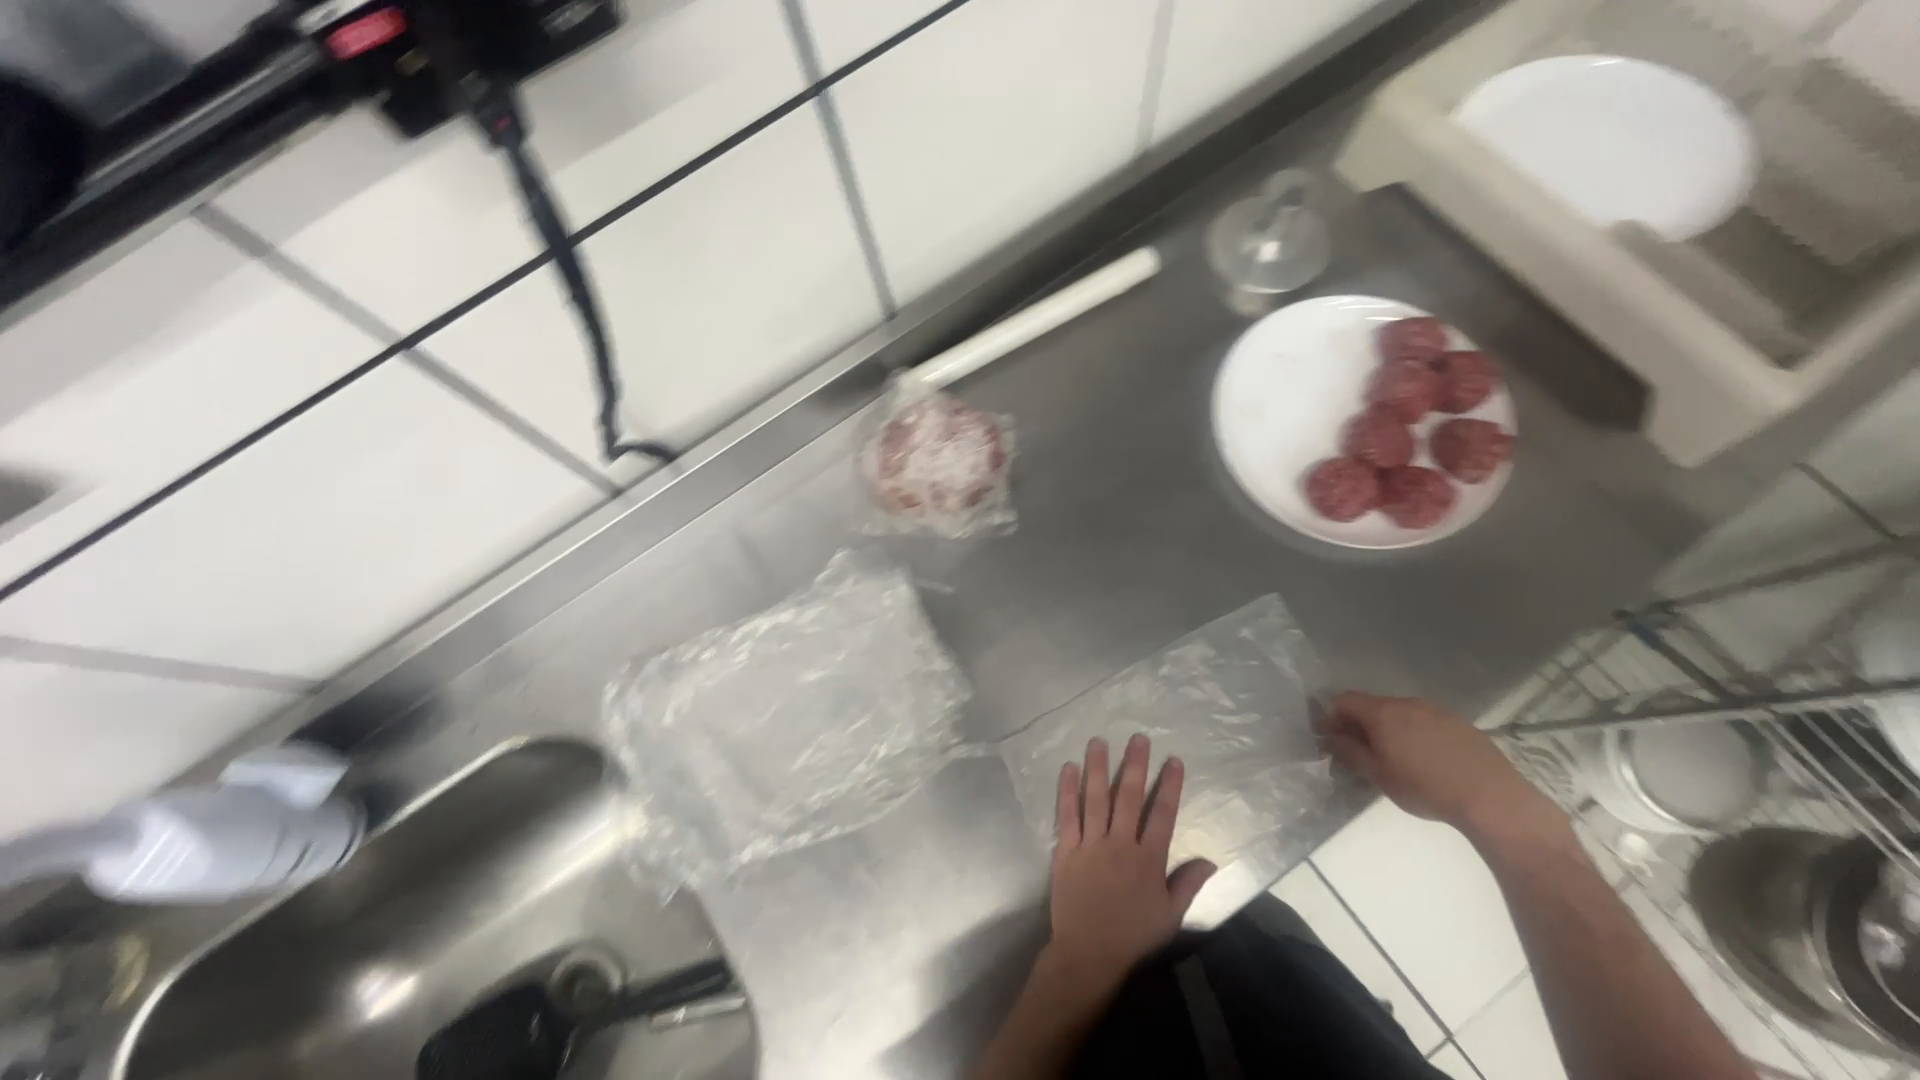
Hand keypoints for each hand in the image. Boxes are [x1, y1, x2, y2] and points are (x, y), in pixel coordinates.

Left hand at [1044, 735, 1216, 996]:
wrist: (1089, 953)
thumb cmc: (1133, 935)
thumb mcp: (1170, 914)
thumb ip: (1188, 883)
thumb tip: (1211, 860)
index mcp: (1149, 859)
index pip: (1162, 814)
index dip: (1169, 785)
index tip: (1174, 760)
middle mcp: (1121, 844)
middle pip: (1129, 797)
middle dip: (1135, 764)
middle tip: (1138, 737)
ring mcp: (1091, 845)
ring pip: (1096, 798)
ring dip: (1098, 767)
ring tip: (1099, 741)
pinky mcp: (1066, 851)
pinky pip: (1067, 815)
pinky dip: (1067, 790)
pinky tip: (1068, 768)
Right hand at [1322, 691, 1564, 841]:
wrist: (1490, 797)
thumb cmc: (1424, 787)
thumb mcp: (1379, 775)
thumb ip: (1350, 752)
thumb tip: (1330, 738)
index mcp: (1383, 713)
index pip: (1345, 700)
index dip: (1332, 717)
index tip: (1330, 739)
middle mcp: (1408, 703)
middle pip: (1374, 705)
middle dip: (1360, 724)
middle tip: (1360, 752)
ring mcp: (1438, 711)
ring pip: (1402, 713)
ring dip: (1389, 729)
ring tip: (1395, 758)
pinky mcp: (1460, 723)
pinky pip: (1426, 721)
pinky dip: (1415, 733)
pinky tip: (1425, 760)